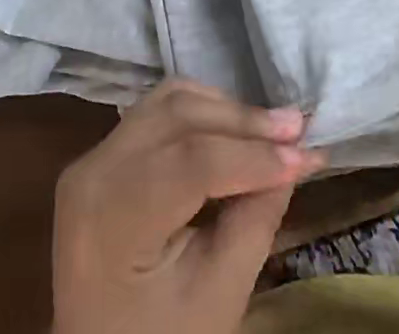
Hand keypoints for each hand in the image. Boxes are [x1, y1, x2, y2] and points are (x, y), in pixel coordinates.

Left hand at [52, 80, 324, 333]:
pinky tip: (231, 130)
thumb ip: (255, 220)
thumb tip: (295, 157)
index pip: (191, 161)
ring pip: (166, 102)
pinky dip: (199, 112)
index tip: (307, 155)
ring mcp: (91, 158)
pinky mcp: (100, 155)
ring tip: (270, 130)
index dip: (254, 154)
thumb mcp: (218, 295)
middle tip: (297, 129)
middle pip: (177, 116)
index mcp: (111, 217)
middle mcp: (92, 171)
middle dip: (243, 120)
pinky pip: (154, 112)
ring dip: (223, 110)